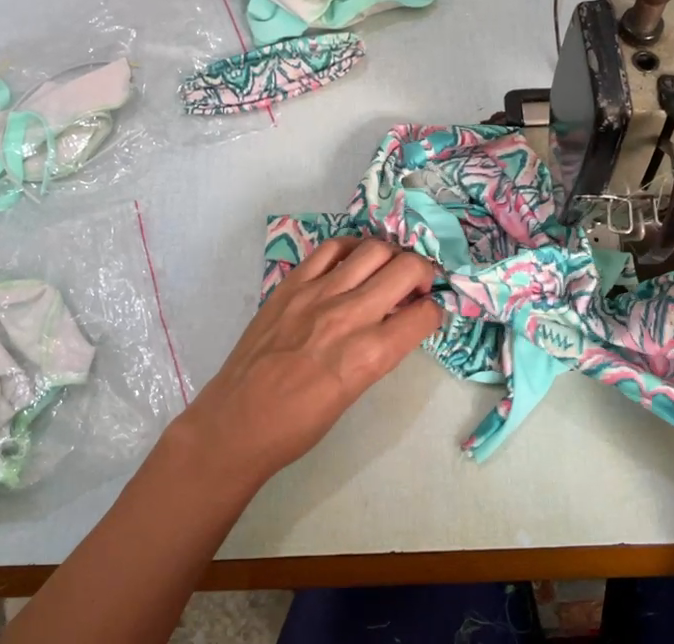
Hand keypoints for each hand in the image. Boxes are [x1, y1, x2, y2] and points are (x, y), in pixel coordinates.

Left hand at [175, 237, 443, 487]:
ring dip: (391, 256)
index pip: (423, 315)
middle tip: (417, 285)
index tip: (429, 312)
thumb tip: (396, 324)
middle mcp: (349, 316)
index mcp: (369, 356)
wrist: (238, 422)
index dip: (434, 311)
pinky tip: (354, 260)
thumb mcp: (354, 394)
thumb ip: (379, 353)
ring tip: (387, 269)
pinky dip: (351, 248)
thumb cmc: (299, 425)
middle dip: (423, 272)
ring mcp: (317, 294)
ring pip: (373, 249)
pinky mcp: (291, 284)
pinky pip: (331, 248)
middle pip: (406, 269)